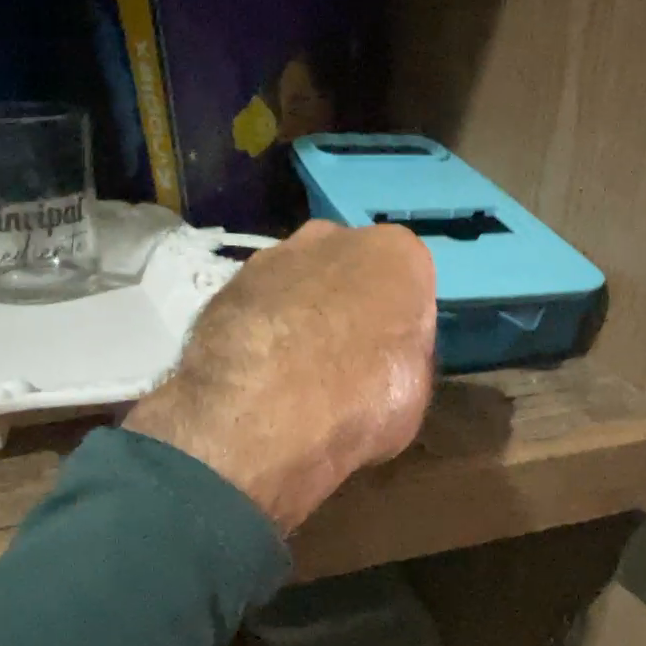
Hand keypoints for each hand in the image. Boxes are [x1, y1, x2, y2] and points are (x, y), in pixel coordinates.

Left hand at [124, 220, 436, 531]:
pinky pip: (260, 308)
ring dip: (302, 319)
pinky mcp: (230, 284)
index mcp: (399, 254)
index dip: (402, 329)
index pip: (412, 287)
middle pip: (352, 275)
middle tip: (344, 367)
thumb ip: (405, 359)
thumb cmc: (361, 398)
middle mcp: (337, 237)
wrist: (263, 409)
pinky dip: (262, 334)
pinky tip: (260, 376)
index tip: (391, 364)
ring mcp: (277, 255)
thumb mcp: (415, 392)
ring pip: (301, 286)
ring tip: (295, 376)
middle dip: (350, 311)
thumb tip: (391, 362)